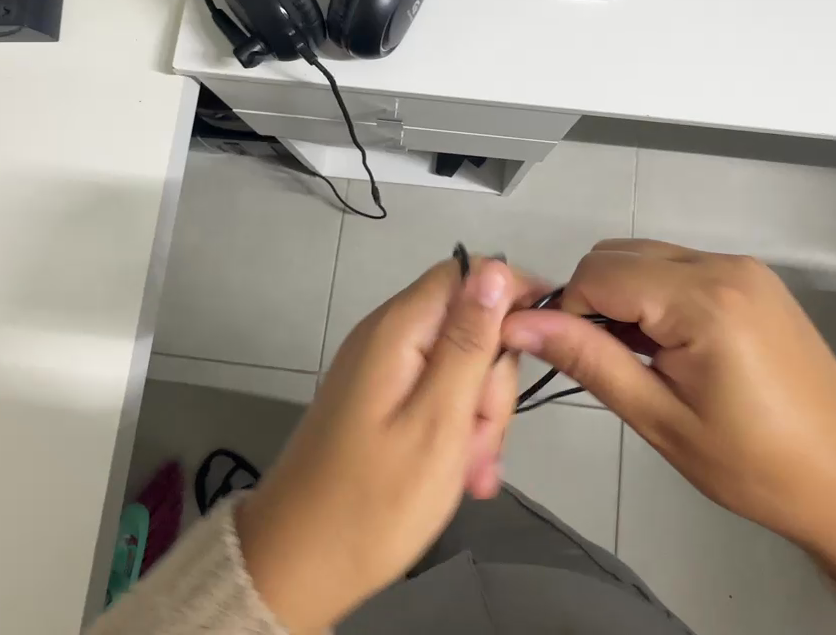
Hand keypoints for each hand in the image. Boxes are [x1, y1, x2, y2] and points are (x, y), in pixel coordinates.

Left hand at [235, 257, 530, 632]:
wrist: (295, 567)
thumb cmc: (375, 500)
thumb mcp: (438, 421)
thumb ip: (469, 342)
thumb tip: (495, 267)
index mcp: (399, 329)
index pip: (468, 272)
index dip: (510, 298)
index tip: (541, 346)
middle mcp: (388, 335)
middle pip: (468, 324)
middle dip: (490, 380)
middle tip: (481, 441)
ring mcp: (383, 369)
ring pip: (459, 365)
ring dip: (477, 415)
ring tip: (470, 473)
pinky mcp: (381, 399)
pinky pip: (436, 394)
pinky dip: (455, 428)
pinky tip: (461, 475)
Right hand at [500, 240, 835, 584]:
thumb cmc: (753, 464)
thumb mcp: (660, 419)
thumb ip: (588, 360)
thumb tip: (519, 324)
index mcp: (702, 300)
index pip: (598, 273)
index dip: (567, 310)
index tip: (567, 356)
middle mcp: (722, 265)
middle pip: (618, 254)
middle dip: (592, 299)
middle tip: (603, 361)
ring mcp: (741, 266)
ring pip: (645, 254)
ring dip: (623, 295)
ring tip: (637, 357)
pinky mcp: (752, 276)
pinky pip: (678, 265)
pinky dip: (654, 293)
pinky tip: (666, 342)